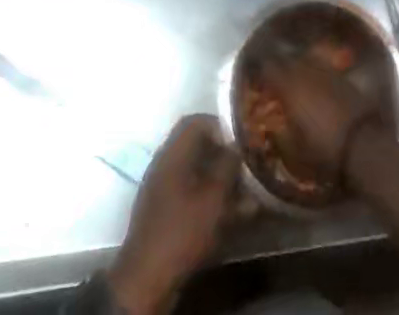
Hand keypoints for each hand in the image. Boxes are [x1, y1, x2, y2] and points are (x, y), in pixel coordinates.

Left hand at [107, 115, 238, 314]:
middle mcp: (165, 164)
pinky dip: (213, 197)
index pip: (194, 122)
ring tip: (249, 192)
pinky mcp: (167, 209)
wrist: (149, 274)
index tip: (242, 138)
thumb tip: (237, 146)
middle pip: (196, 146)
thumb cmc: (182, 231)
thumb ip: (226, 168)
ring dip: (222, 178)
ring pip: (197, 171)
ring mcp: (164, 187)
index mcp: (172, 154)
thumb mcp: (212, 199)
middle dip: (225, 154)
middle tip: (249, 165)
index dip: (219, 125)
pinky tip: (236, 213)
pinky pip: (193, 192)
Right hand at [258, 56, 386, 186]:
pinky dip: (319, 78)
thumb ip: (278, 137)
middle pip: (288, 61)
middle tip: (276, 81)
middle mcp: (306, 73)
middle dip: (280, 69)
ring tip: (297, 83)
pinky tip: (320, 89)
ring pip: (307, 63)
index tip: (258, 81)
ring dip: (300, 70)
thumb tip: (270, 129)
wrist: (367, 149)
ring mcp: (328, 74)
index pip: (268, 68)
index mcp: (289, 86)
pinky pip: (325, 72)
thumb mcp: (294, 151)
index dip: (261, 73)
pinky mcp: (346, 81)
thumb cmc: (325, 151)